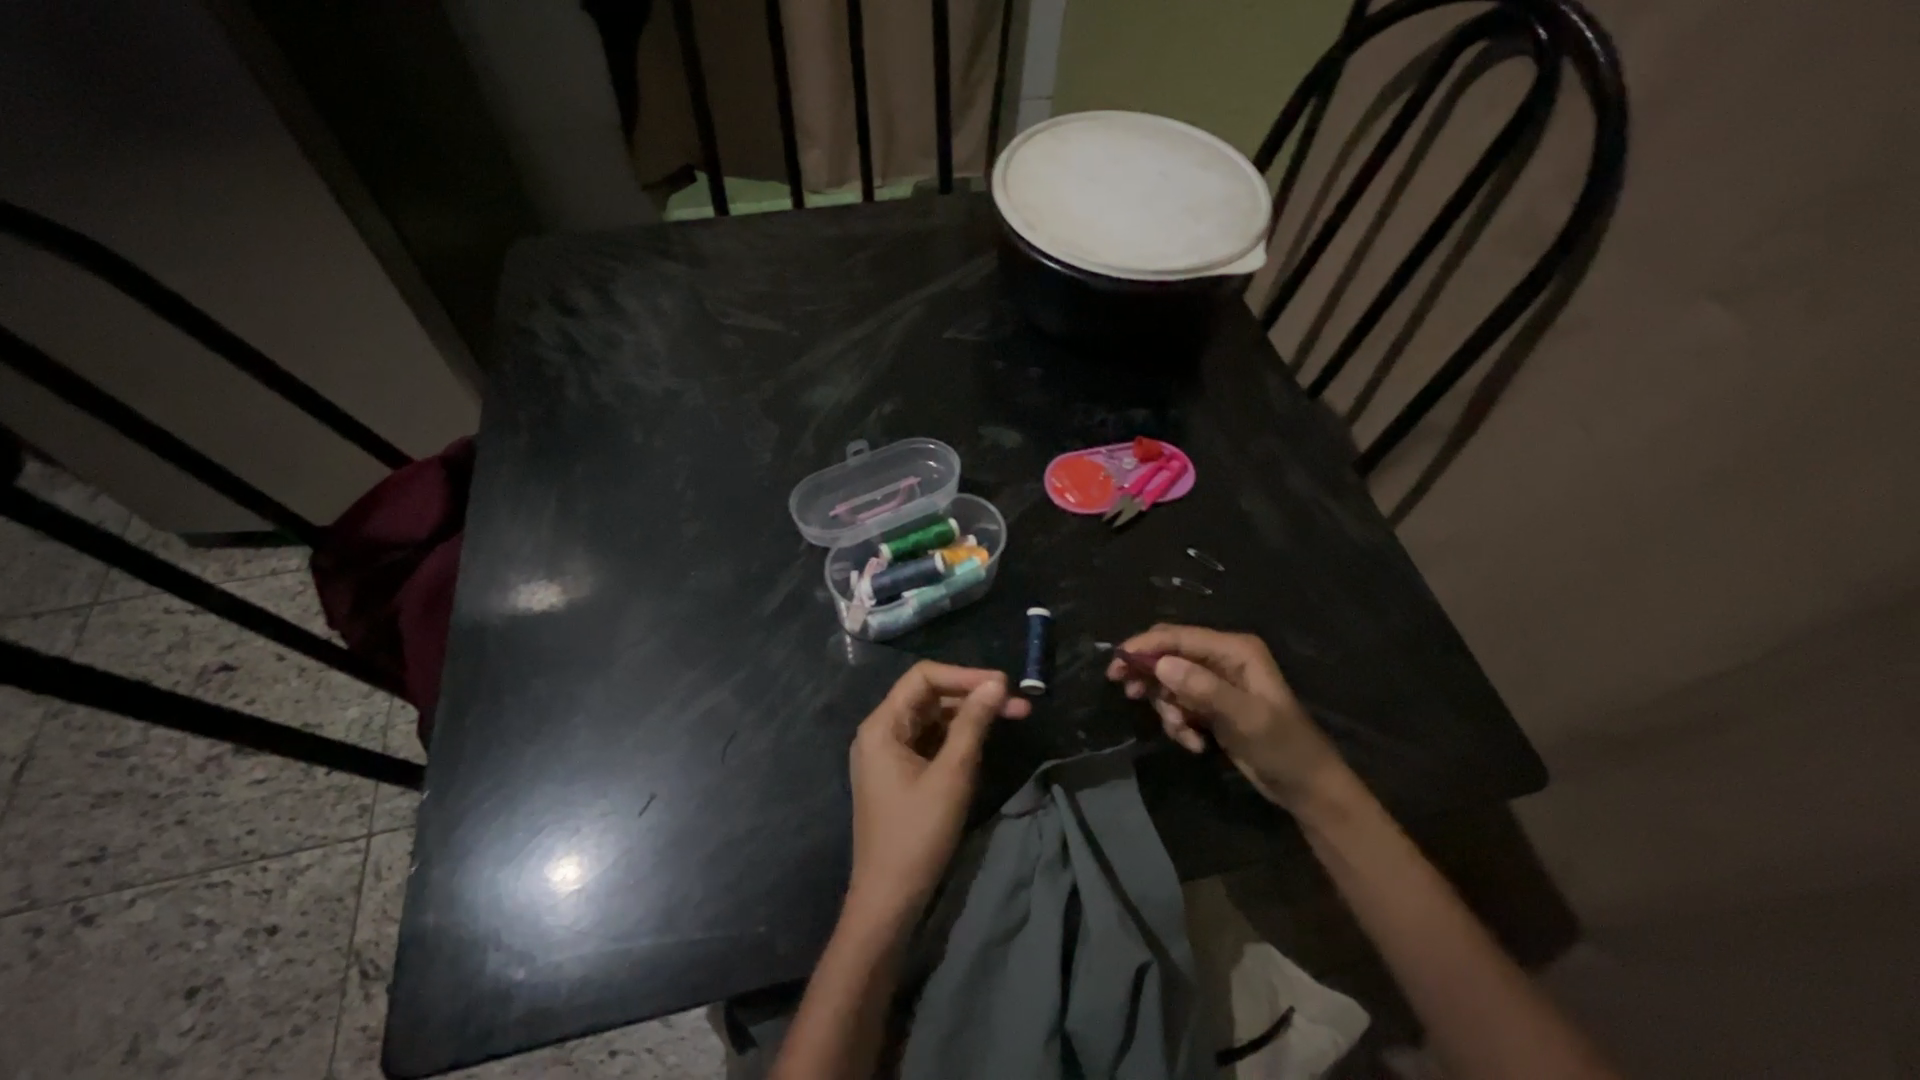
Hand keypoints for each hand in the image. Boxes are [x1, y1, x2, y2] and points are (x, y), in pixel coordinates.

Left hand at [847, 662, 1029, 921]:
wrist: (889, 895)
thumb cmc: (918, 833)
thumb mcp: (952, 774)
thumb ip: (973, 724)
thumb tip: (996, 685)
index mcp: (881, 726)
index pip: (923, 677)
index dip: (964, 675)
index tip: (1004, 684)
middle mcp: (880, 732)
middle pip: (928, 696)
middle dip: (972, 695)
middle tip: (1019, 704)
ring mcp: (888, 754)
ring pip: (932, 718)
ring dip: (970, 716)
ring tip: (1014, 717)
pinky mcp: (899, 774)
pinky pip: (930, 741)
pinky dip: (958, 737)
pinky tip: (986, 739)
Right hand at [1106, 624, 1348, 810]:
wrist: (1306, 786)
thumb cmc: (1283, 746)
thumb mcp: (1245, 717)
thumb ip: (1203, 688)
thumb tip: (1160, 665)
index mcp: (1235, 650)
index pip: (1179, 637)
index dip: (1145, 647)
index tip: (1116, 666)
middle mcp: (1223, 659)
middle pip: (1169, 654)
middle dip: (1149, 675)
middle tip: (1128, 693)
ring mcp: (1217, 683)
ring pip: (1170, 683)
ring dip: (1168, 708)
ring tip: (1182, 732)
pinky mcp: (1212, 705)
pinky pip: (1179, 704)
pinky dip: (1179, 723)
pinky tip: (1194, 743)